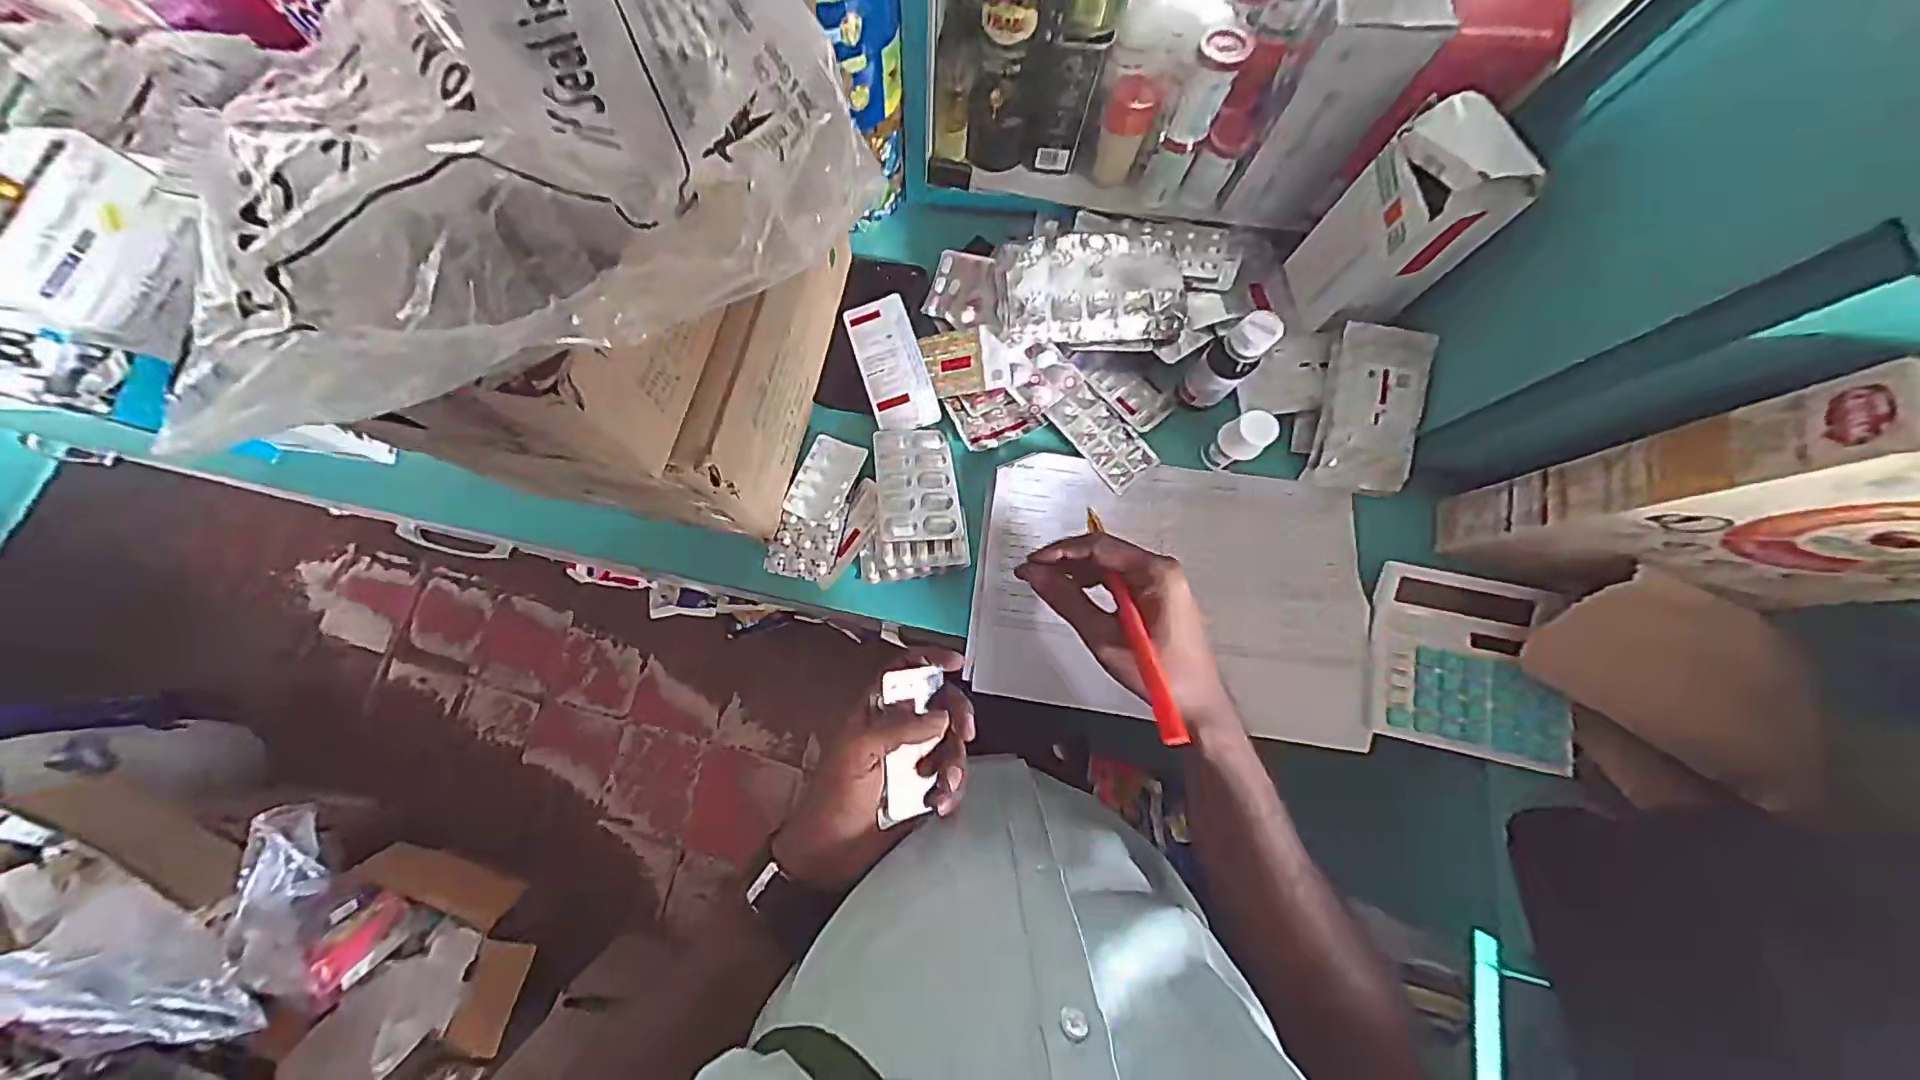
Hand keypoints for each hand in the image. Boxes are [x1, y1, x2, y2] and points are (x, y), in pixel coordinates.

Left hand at [770, 647, 974, 890]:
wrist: (830, 856)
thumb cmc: (831, 800)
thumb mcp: (857, 753)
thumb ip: (896, 727)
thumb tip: (938, 716)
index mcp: (875, 713)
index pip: (904, 671)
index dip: (929, 660)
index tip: (954, 663)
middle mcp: (896, 729)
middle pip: (940, 704)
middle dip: (957, 716)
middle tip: (963, 732)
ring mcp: (912, 758)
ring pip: (951, 742)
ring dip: (954, 762)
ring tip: (942, 785)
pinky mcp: (924, 786)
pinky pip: (952, 776)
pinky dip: (952, 789)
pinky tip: (939, 803)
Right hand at [1015, 532, 1235, 732]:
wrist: (1196, 702)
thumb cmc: (1163, 675)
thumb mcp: (1105, 638)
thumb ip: (1069, 601)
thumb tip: (1040, 576)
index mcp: (1156, 573)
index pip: (1098, 546)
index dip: (1060, 551)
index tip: (1035, 560)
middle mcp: (1161, 570)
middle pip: (1103, 551)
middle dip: (1064, 560)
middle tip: (1034, 571)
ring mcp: (1160, 581)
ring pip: (1108, 564)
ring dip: (1076, 571)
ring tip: (1047, 582)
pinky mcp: (1156, 594)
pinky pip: (1117, 578)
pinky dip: (1092, 583)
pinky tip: (1072, 592)